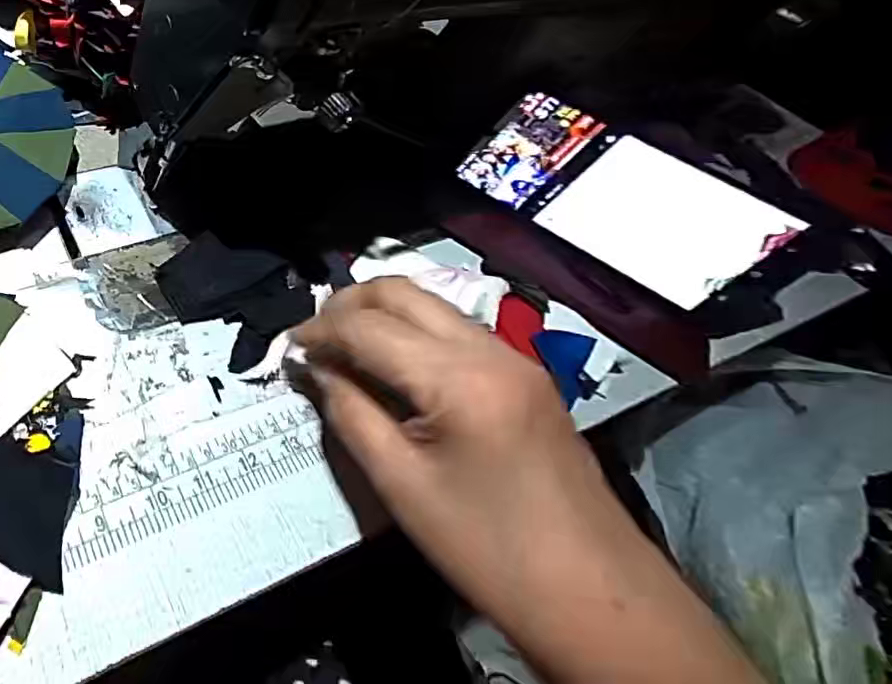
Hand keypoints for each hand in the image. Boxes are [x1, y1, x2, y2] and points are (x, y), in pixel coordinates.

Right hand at [292, 278, 584, 612]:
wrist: (600, 600)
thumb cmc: (492, 553)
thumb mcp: (403, 487)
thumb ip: (351, 414)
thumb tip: (319, 369)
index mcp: (460, 379)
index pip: (370, 327)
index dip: (321, 329)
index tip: (291, 345)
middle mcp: (491, 350)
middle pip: (402, 292)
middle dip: (348, 304)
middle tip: (314, 335)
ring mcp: (514, 357)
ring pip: (429, 303)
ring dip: (381, 313)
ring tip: (344, 346)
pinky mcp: (525, 374)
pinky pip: (454, 329)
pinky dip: (412, 331)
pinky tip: (391, 362)